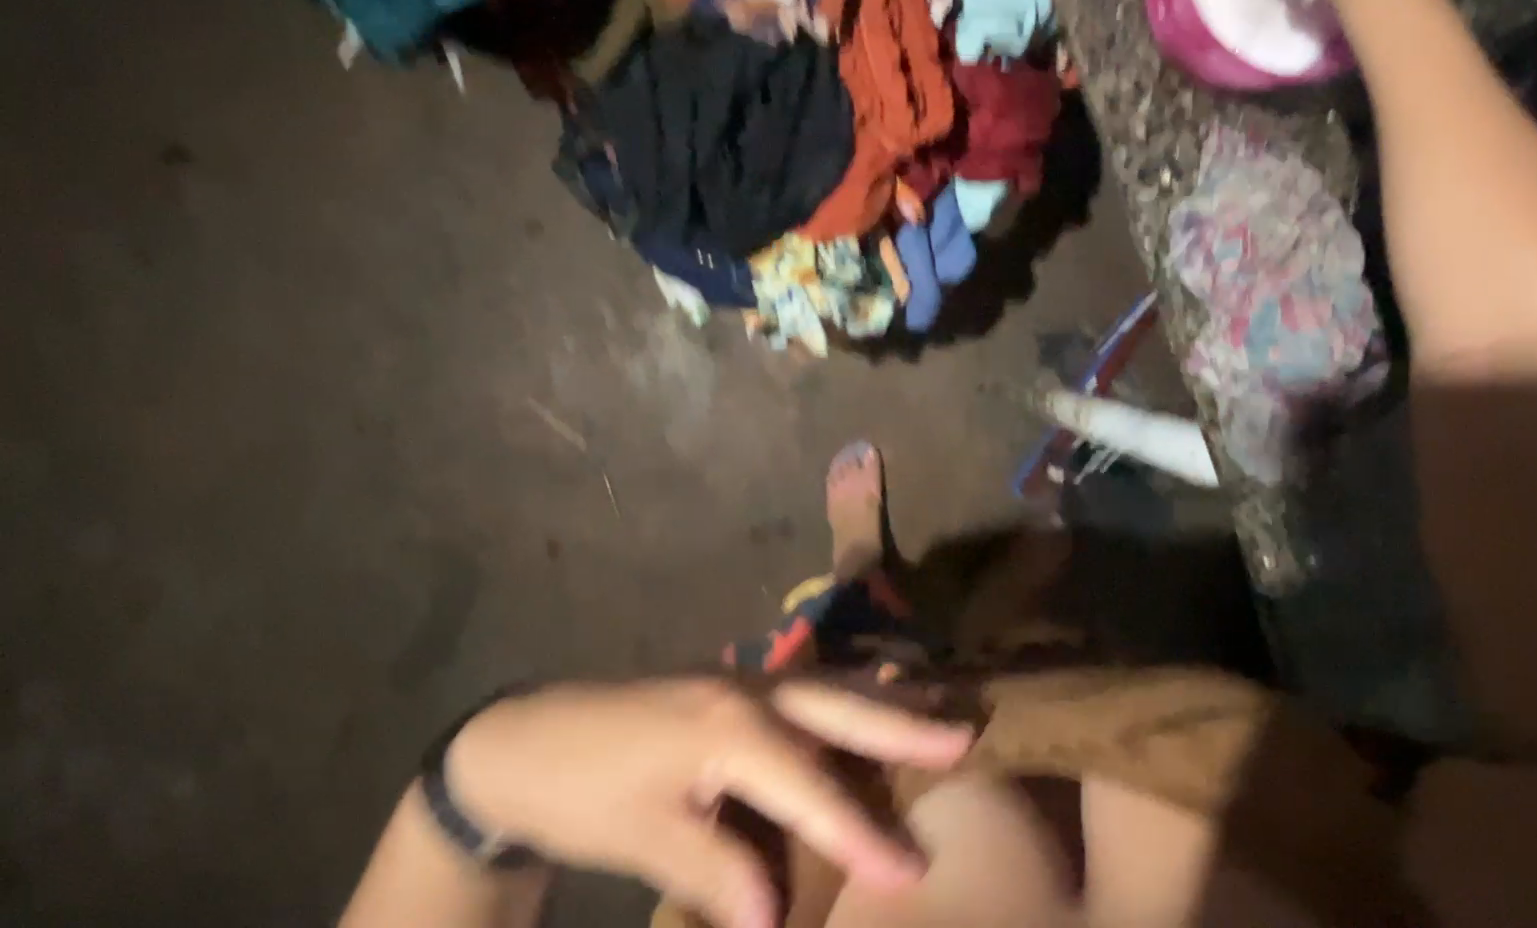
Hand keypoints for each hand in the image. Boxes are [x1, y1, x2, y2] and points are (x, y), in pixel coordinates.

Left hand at [443, 678, 974, 927]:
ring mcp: (742, 680)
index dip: (860, 831)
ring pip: (829, 685)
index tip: (913, 869)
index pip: (810, 786)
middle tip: (967, 731)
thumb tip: (774, 916)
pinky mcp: (732, 684)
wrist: (522, 739)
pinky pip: (808, 684)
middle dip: (903, 723)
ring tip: (940, 700)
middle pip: (840, 707)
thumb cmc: (580, 792)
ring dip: (884, 695)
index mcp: (727, 729)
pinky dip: (849, 691)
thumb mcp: (639, 836)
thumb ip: (712, 868)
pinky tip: (869, 693)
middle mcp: (749, 692)